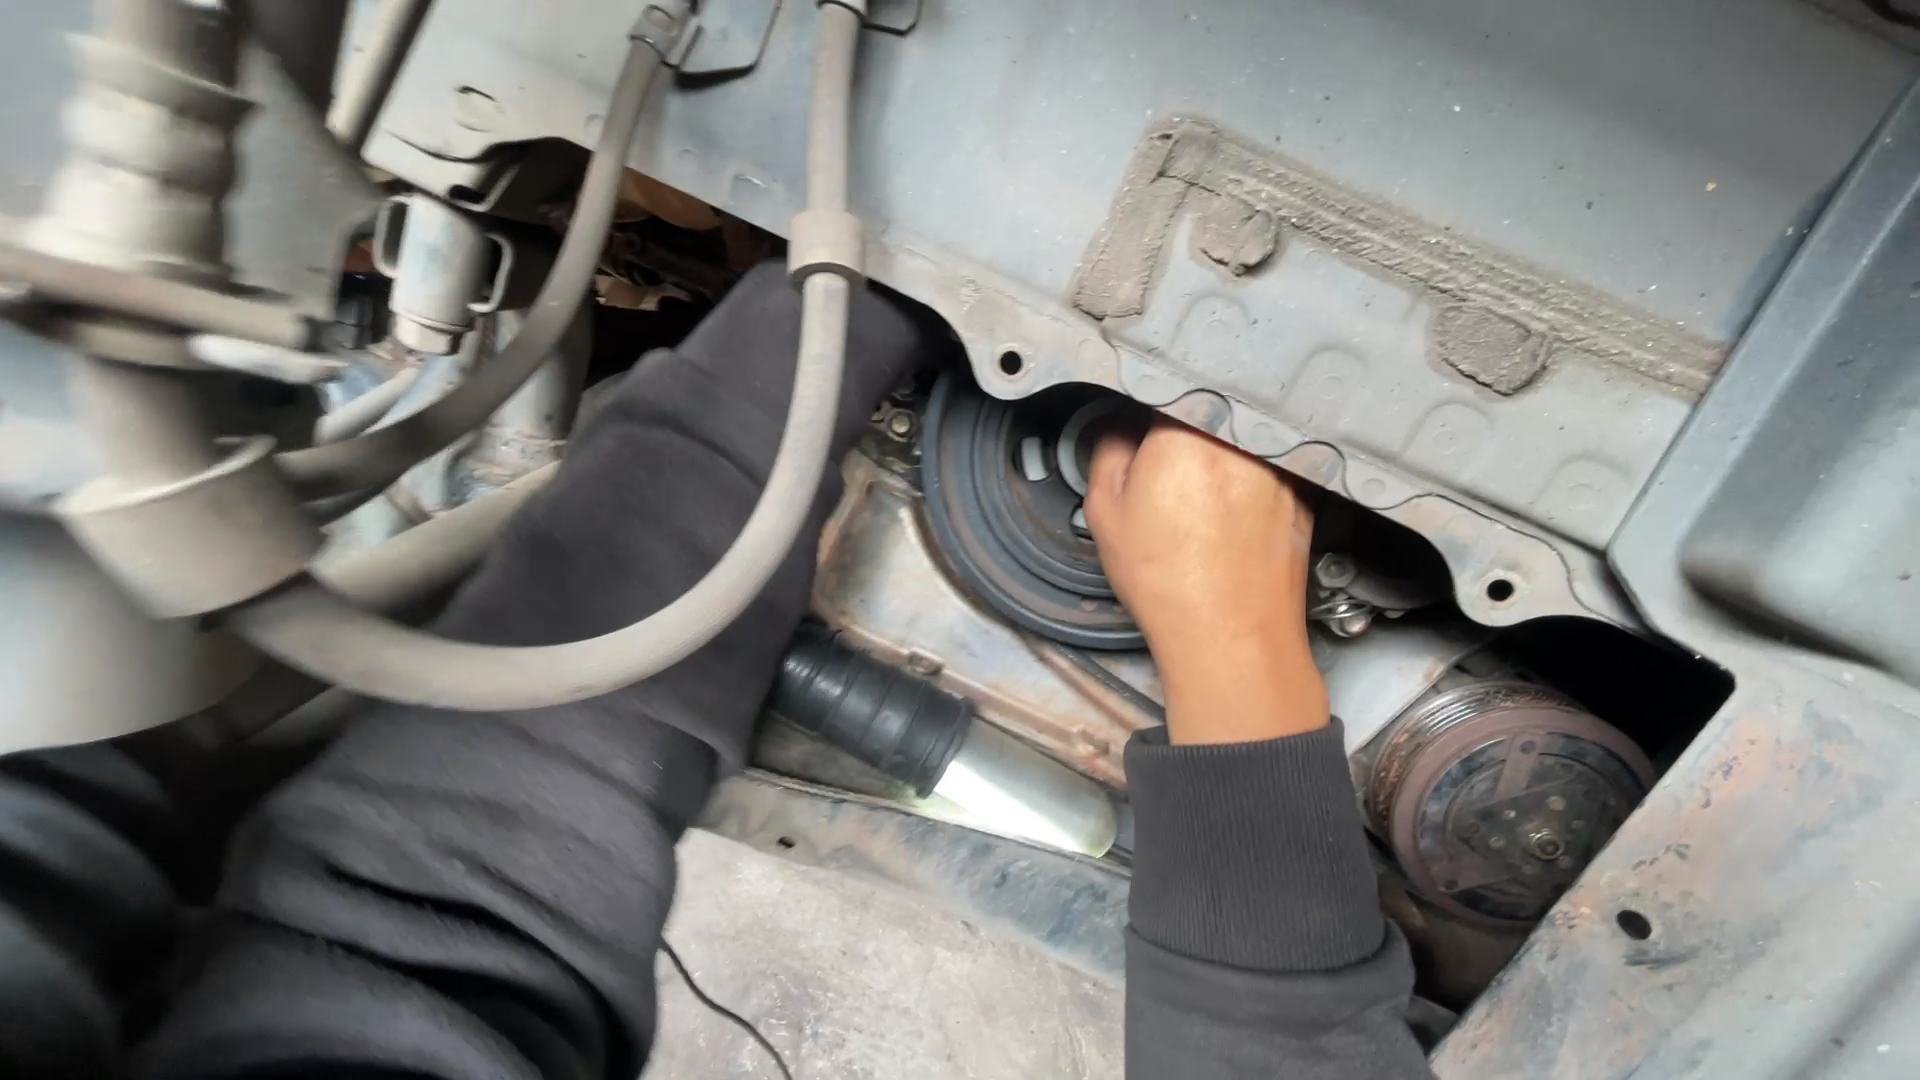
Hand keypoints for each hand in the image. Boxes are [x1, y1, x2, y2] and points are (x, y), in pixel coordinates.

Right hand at [1084, 419, 1327, 744]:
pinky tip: (1227, 507)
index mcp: (1187, 432)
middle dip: (1184, 417)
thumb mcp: (1107, 511)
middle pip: (1209, 401)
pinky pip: (1267, 458)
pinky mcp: (1302, 488)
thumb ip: (1107, 451)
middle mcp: (1241, 437)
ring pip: (1240, 428)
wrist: (1230, 635)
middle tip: (1165, 452)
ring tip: (1198, 487)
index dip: (1148, 397)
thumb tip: (1118, 428)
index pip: (1165, 383)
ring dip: (1219, 441)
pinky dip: (1248, 468)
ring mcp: (1279, 462)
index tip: (1138, 415)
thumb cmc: (1168, 580)